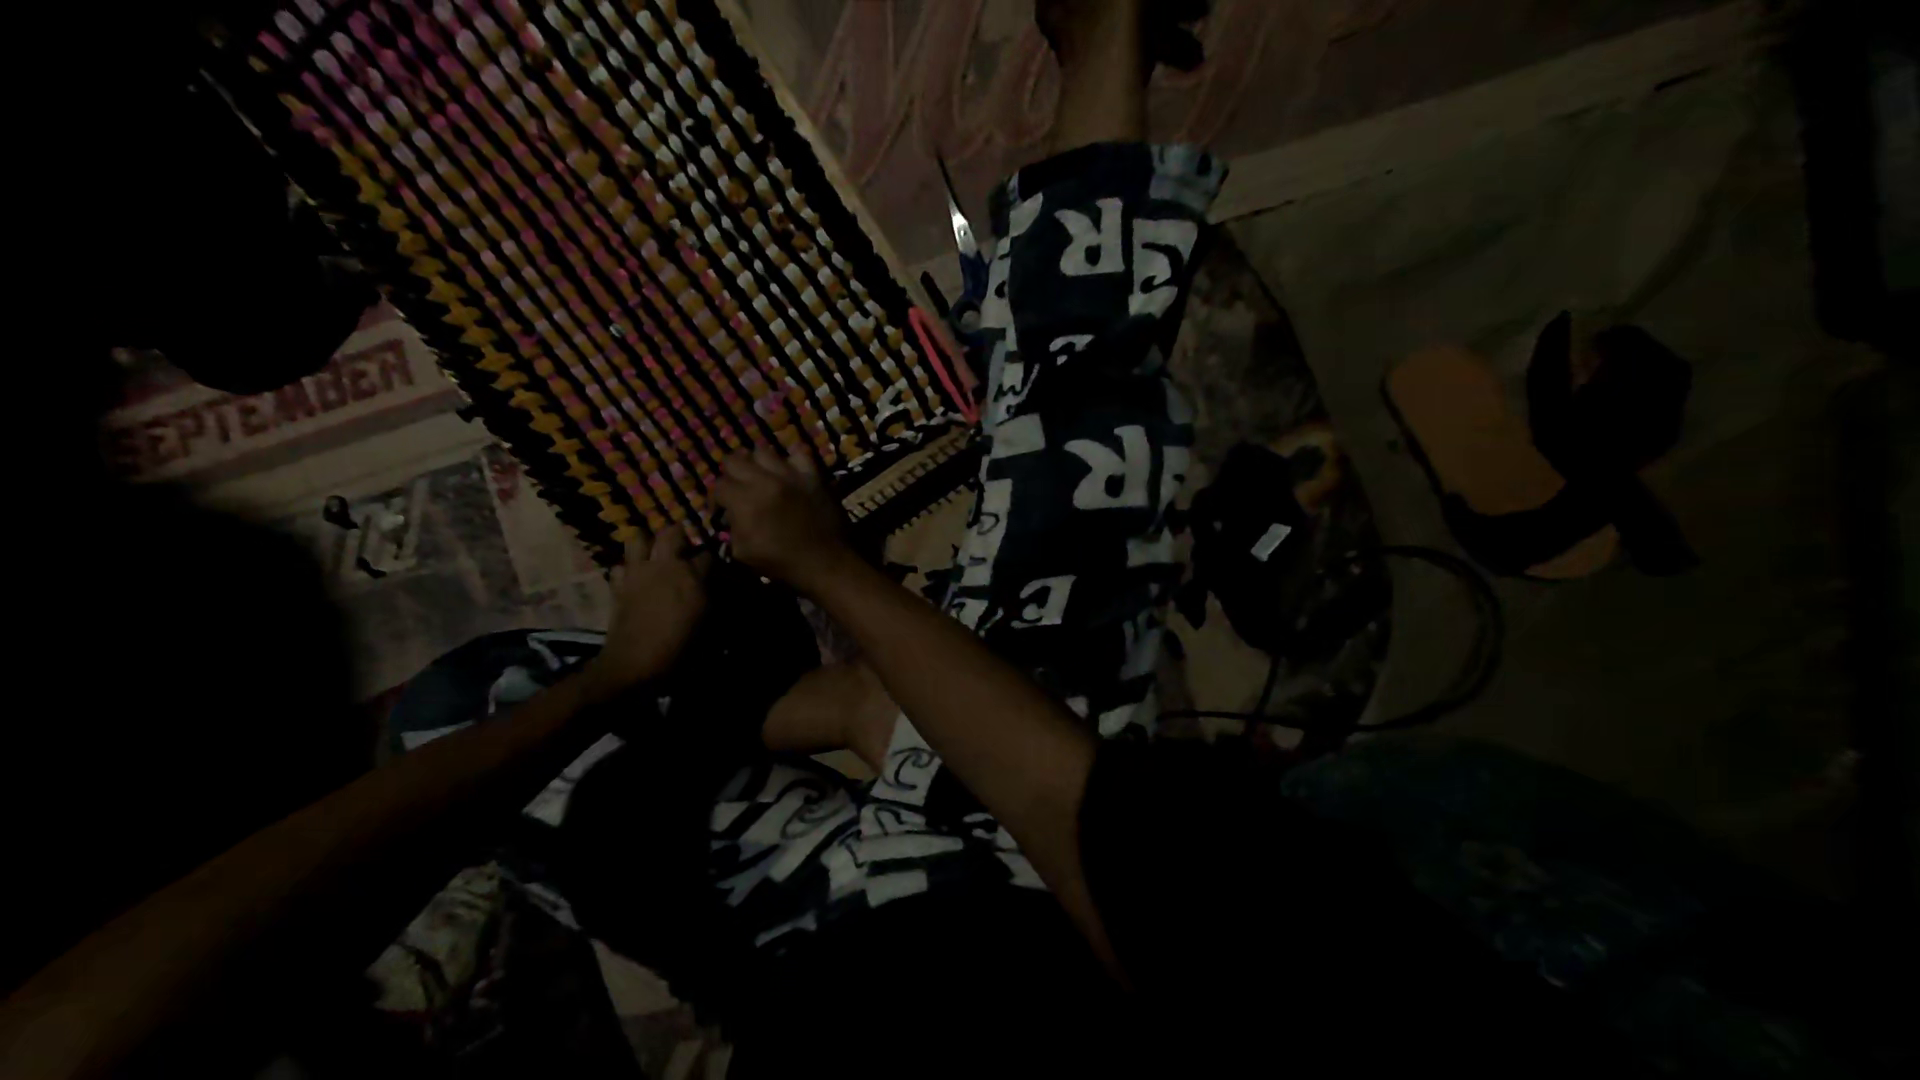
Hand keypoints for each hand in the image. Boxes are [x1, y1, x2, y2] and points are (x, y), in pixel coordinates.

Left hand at [580, 529, 712, 701]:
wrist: (634, 665)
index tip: (714, 567)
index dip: (712, 559)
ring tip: (655, 555)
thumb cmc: (679, 649)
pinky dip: (628, 568)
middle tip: (684, 549)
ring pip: (638, 538)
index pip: (708, 554)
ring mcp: (637, 572)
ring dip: (648, 543)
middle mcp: (665, 566)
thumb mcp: (707, 625)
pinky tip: (635, 579)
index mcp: (692, 576)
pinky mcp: (617, 584)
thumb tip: (713, 588)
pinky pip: (620, 565)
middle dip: (680, 535)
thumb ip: (709, 599)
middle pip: (672, 531)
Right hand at [712, 448, 850, 590]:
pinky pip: (797, 454)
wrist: (825, 562)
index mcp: (745, 502)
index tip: (722, 509)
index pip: (718, 485)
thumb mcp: (743, 552)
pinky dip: (790, 462)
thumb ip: (731, 528)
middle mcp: (765, 481)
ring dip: (756, 464)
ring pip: (762, 451)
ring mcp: (791, 475)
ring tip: (760, 478)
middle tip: (737, 489)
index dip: (716, 498)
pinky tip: (787, 474)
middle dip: (730, 475)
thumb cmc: (783, 563)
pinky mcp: (812, 475)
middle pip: (734, 460)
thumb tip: (730, 513)